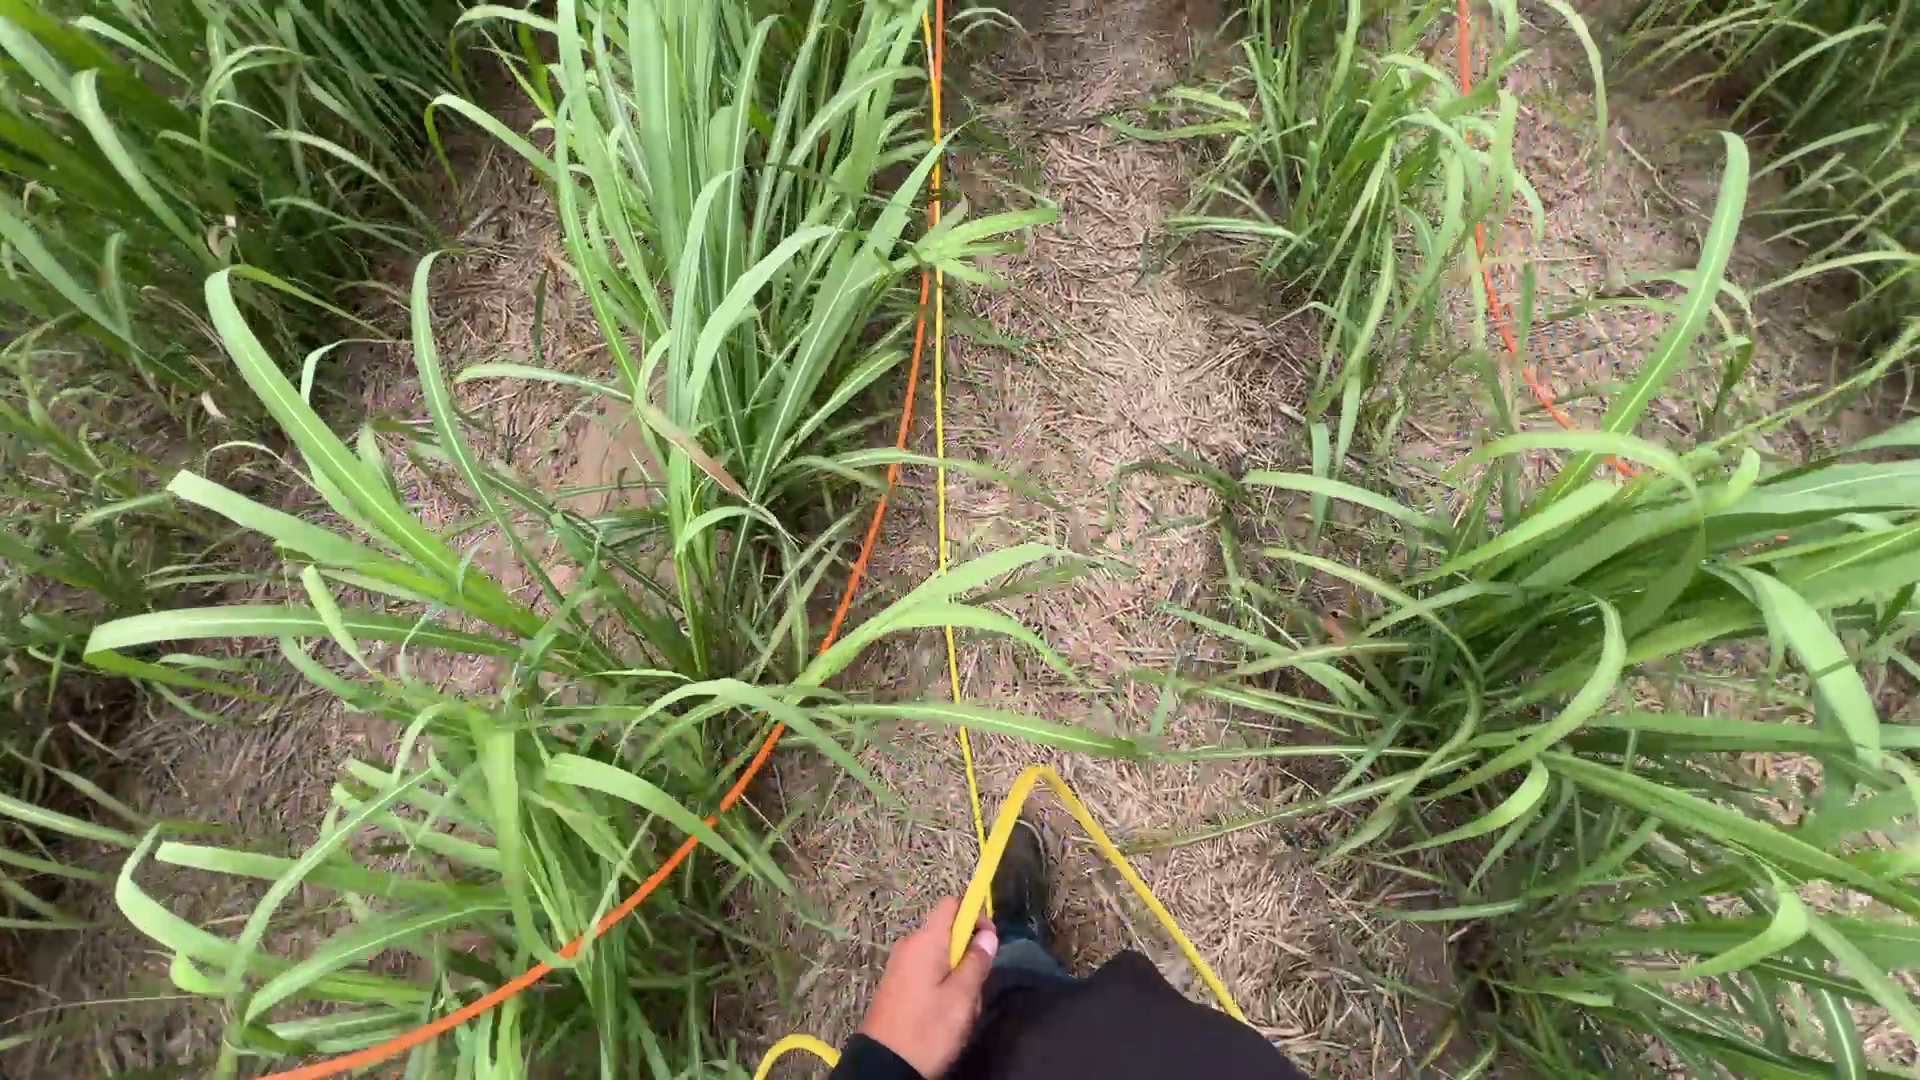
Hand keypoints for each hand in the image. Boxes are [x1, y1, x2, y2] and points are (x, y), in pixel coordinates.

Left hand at [858, 896, 997, 1077]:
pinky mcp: (896, 984)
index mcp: (926, 940)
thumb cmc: (927, 1028)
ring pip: (939, 955)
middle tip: (977, 986)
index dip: (974, 914)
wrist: (883, 1066)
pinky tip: (944, 1014)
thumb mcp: (961, 998)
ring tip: (962, 1009)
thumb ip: (976, 962)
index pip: (952, 904)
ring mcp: (900, 964)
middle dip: (967, 953)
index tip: (989, 940)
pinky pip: (925, 971)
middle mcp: (910, 944)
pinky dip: (940, 984)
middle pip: (948, 932)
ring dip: (956, 974)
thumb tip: (987, 935)